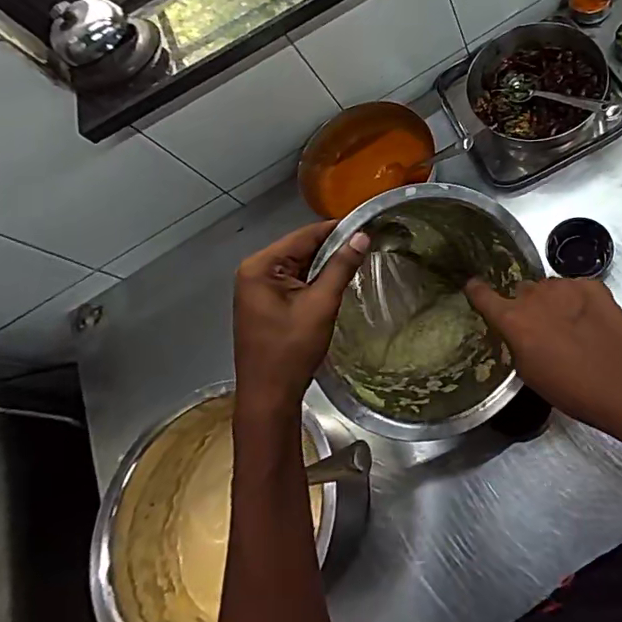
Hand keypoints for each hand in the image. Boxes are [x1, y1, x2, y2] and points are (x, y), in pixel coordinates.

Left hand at [233, 221, 369, 416]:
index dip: (336, 229)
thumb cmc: (291, 351)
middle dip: (331, 248)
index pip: (303, 236)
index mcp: (260, 266)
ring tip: (358, 259)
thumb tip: (362, 236)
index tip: (366, 224)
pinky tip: (336, 282)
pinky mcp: (263, 304)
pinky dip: (313, 282)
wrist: (268, 397)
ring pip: (297, 266)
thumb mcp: (320, 305)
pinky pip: (292, 283)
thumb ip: (340, 268)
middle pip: (299, 249)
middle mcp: (253, 271)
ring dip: (324, 266)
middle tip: (368, 243)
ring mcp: (256, 288)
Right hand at [465, 277, 621, 449]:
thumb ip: (515, 341)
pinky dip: (580, 300)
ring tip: (572, 328)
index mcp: (512, 318)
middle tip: (544, 329)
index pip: (482, 294)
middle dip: (529, 306)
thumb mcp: (527, 371)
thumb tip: (517, 331)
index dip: (477, 291)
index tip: (474, 287)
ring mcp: (565, 287)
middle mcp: (534, 296)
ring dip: (555, 303)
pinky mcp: (592, 284)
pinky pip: (577, 288)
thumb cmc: (571, 388)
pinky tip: (590, 322)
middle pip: (523, 292)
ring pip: (551, 289)